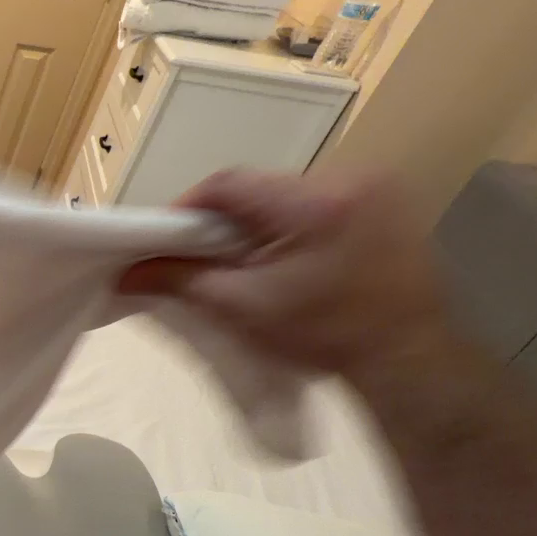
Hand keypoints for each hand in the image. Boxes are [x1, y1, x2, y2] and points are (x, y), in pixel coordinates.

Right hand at [118, 170, 451, 379]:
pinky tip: (277, 256)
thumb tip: (127, 274)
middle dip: (219, 219)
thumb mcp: (240, 307)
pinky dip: (285, 223)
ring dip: (252, 221)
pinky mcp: (387, 202)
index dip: (185, 207)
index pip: (227, 183)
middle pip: (257, 186)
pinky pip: (315, 201)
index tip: (163, 241)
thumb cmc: (323, 334)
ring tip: (235, 259)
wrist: (410, 356)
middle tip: (195, 256)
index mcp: (313, 202)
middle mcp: (349, 178)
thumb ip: (179, 280)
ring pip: (284, 193)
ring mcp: (376, 187)